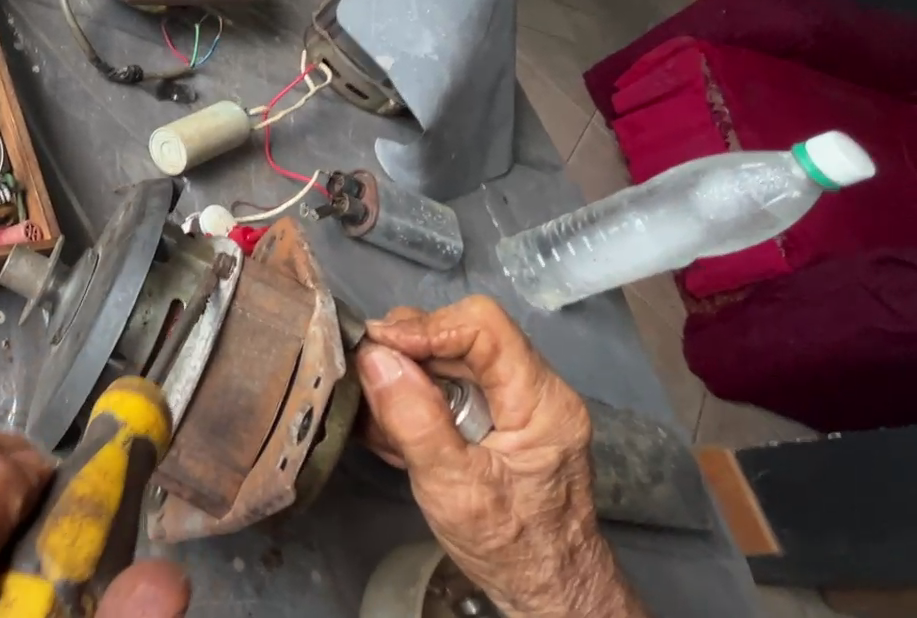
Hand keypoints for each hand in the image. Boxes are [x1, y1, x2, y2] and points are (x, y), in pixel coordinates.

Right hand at [356, 296, 646, 617]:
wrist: (548, 595)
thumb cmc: (511, 546)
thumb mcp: (454, 488)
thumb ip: (415, 419)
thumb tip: (374, 356)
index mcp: (540, 401)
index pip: (483, 326)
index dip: (425, 327)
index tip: (378, 348)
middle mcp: (531, 389)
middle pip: (459, 332)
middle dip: (407, 351)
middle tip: (368, 379)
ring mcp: (512, 402)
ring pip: (445, 353)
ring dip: (402, 376)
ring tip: (379, 415)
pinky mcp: (493, 415)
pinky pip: (443, 380)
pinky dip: (409, 395)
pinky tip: (393, 429)